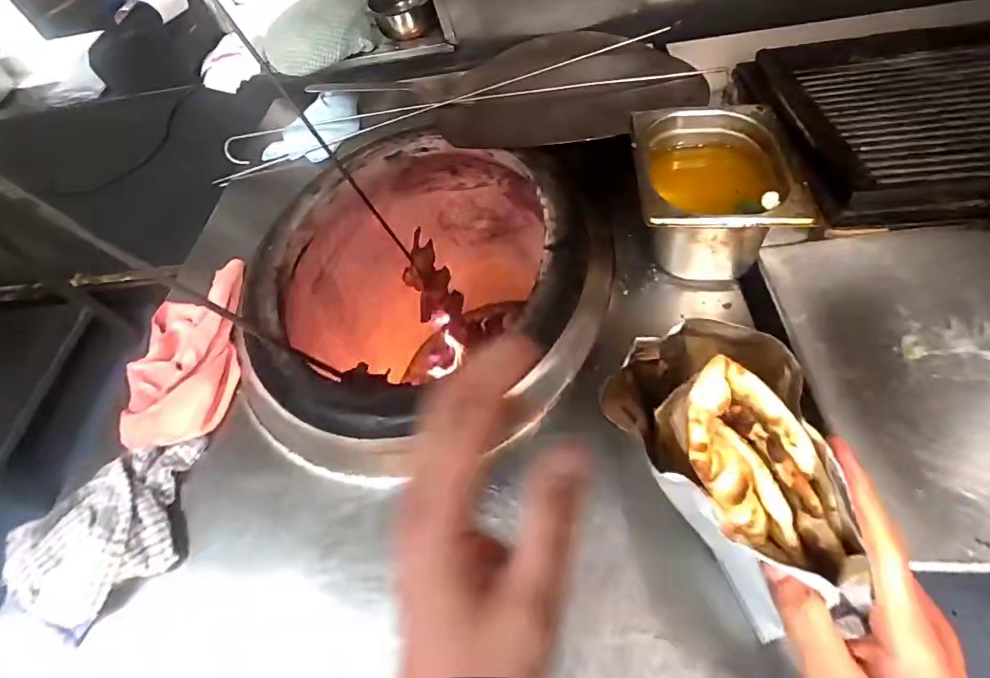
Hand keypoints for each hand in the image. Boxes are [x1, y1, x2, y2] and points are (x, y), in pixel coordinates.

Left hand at [397, 335, 590, 677]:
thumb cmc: (486, 660)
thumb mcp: (531, 601)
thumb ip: (551, 523)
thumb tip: (575, 449)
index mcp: (438, 512)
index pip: (464, 421)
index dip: (494, 374)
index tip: (526, 343)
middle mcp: (416, 498)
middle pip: (440, 410)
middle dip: (479, 368)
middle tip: (520, 343)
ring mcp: (414, 505)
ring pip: (435, 422)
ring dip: (472, 386)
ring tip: (513, 364)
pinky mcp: (422, 515)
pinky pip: (440, 444)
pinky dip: (468, 415)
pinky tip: (498, 414)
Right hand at [766, 435, 965, 677]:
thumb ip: (808, 626)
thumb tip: (777, 564)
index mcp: (915, 628)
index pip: (884, 538)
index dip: (860, 487)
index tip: (839, 445)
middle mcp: (930, 627)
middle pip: (880, 552)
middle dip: (837, 511)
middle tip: (796, 481)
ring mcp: (931, 643)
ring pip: (879, 578)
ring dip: (839, 548)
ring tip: (798, 523)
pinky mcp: (923, 657)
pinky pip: (881, 601)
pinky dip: (849, 580)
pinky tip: (821, 584)